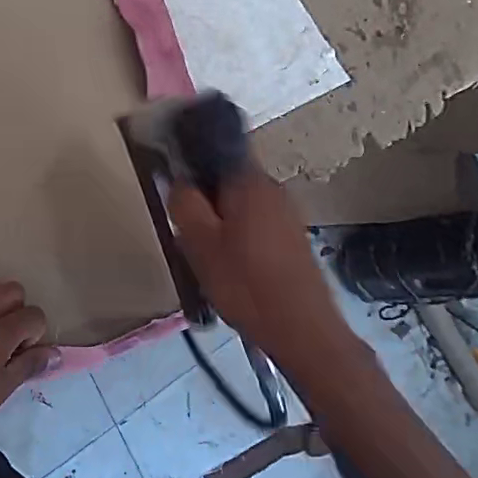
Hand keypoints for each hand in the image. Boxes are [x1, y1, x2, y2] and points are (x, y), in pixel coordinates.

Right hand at [165, 166, 355, 365]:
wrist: (300, 328)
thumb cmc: (245, 284)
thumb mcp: (200, 244)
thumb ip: (184, 204)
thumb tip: (179, 180)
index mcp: (250, 181)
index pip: (217, 149)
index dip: (192, 164)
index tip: (177, 190)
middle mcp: (273, 189)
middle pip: (228, 182)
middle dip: (206, 203)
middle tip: (188, 235)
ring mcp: (288, 214)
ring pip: (242, 208)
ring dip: (222, 225)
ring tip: (209, 259)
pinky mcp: (294, 240)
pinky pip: (258, 228)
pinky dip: (241, 241)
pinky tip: (234, 270)